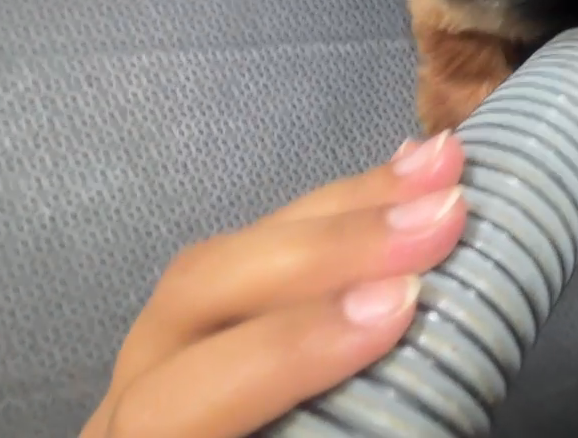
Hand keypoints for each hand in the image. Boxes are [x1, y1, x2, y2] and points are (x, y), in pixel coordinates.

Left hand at [81, 134, 467, 437]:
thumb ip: (374, 434)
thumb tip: (432, 410)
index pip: (180, 410)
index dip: (287, 353)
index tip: (396, 312)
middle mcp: (133, 410)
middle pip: (197, 299)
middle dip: (331, 251)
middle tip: (443, 217)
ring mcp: (168, 352)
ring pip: (235, 251)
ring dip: (351, 204)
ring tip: (444, 166)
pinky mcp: (216, 314)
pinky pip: (270, 238)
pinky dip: (348, 201)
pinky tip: (407, 169)